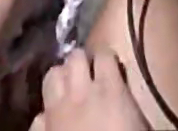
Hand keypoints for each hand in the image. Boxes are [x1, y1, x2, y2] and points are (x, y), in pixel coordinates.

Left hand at [30, 50, 148, 130]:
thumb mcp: (139, 127)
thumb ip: (131, 108)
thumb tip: (132, 105)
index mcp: (109, 90)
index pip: (105, 54)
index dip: (108, 59)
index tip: (112, 67)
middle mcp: (80, 93)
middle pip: (74, 57)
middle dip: (81, 63)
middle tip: (89, 76)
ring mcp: (56, 113)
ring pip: (52, 76)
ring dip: (61, 80)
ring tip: (70, 91)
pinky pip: (38, 116)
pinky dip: (45, 117)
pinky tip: (54, 124)